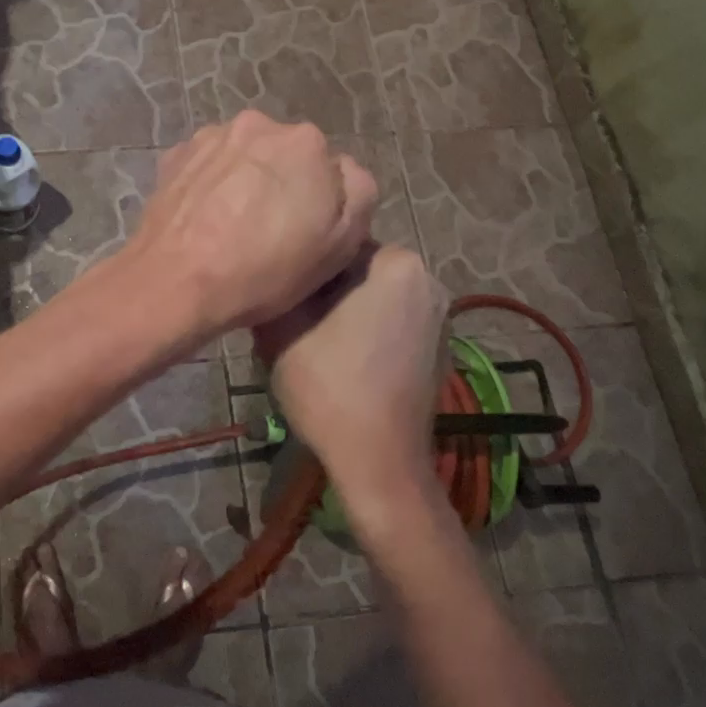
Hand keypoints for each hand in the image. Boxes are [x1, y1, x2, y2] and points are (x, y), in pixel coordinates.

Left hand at [124, 111, 376, 334]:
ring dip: (242, 182)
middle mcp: (257, 125)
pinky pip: (205, 168)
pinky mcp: (174, 157)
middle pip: (281, 156)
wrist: (176, 282)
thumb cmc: (265, 269)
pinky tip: (203, 220)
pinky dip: (209, 186)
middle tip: (268, 231)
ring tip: (230, 227)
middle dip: (280, 184)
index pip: (325, 167)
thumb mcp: (340, 245)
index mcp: (305, 141)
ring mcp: (209, 137)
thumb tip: (342, 170)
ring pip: (241, 158)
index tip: (304, 232)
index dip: (319, 201)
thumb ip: (358, 193)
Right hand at [255, 244, 449, 480]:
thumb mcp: (281, 328)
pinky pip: (390, 323)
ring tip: (310, 343)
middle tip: (289, 324)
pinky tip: (341, 363)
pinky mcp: (439, 347)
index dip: (300, 272)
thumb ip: (275, 286)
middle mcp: (427, 280)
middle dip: (322, 291)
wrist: (378, 461)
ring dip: (341, 312)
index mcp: (396, 263)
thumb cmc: (329, 386)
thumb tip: (266, 270)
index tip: (279, 299)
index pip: (332, 245)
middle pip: (354, 270)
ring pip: (370, 297)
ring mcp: (439, 316)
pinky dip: (365, 333)